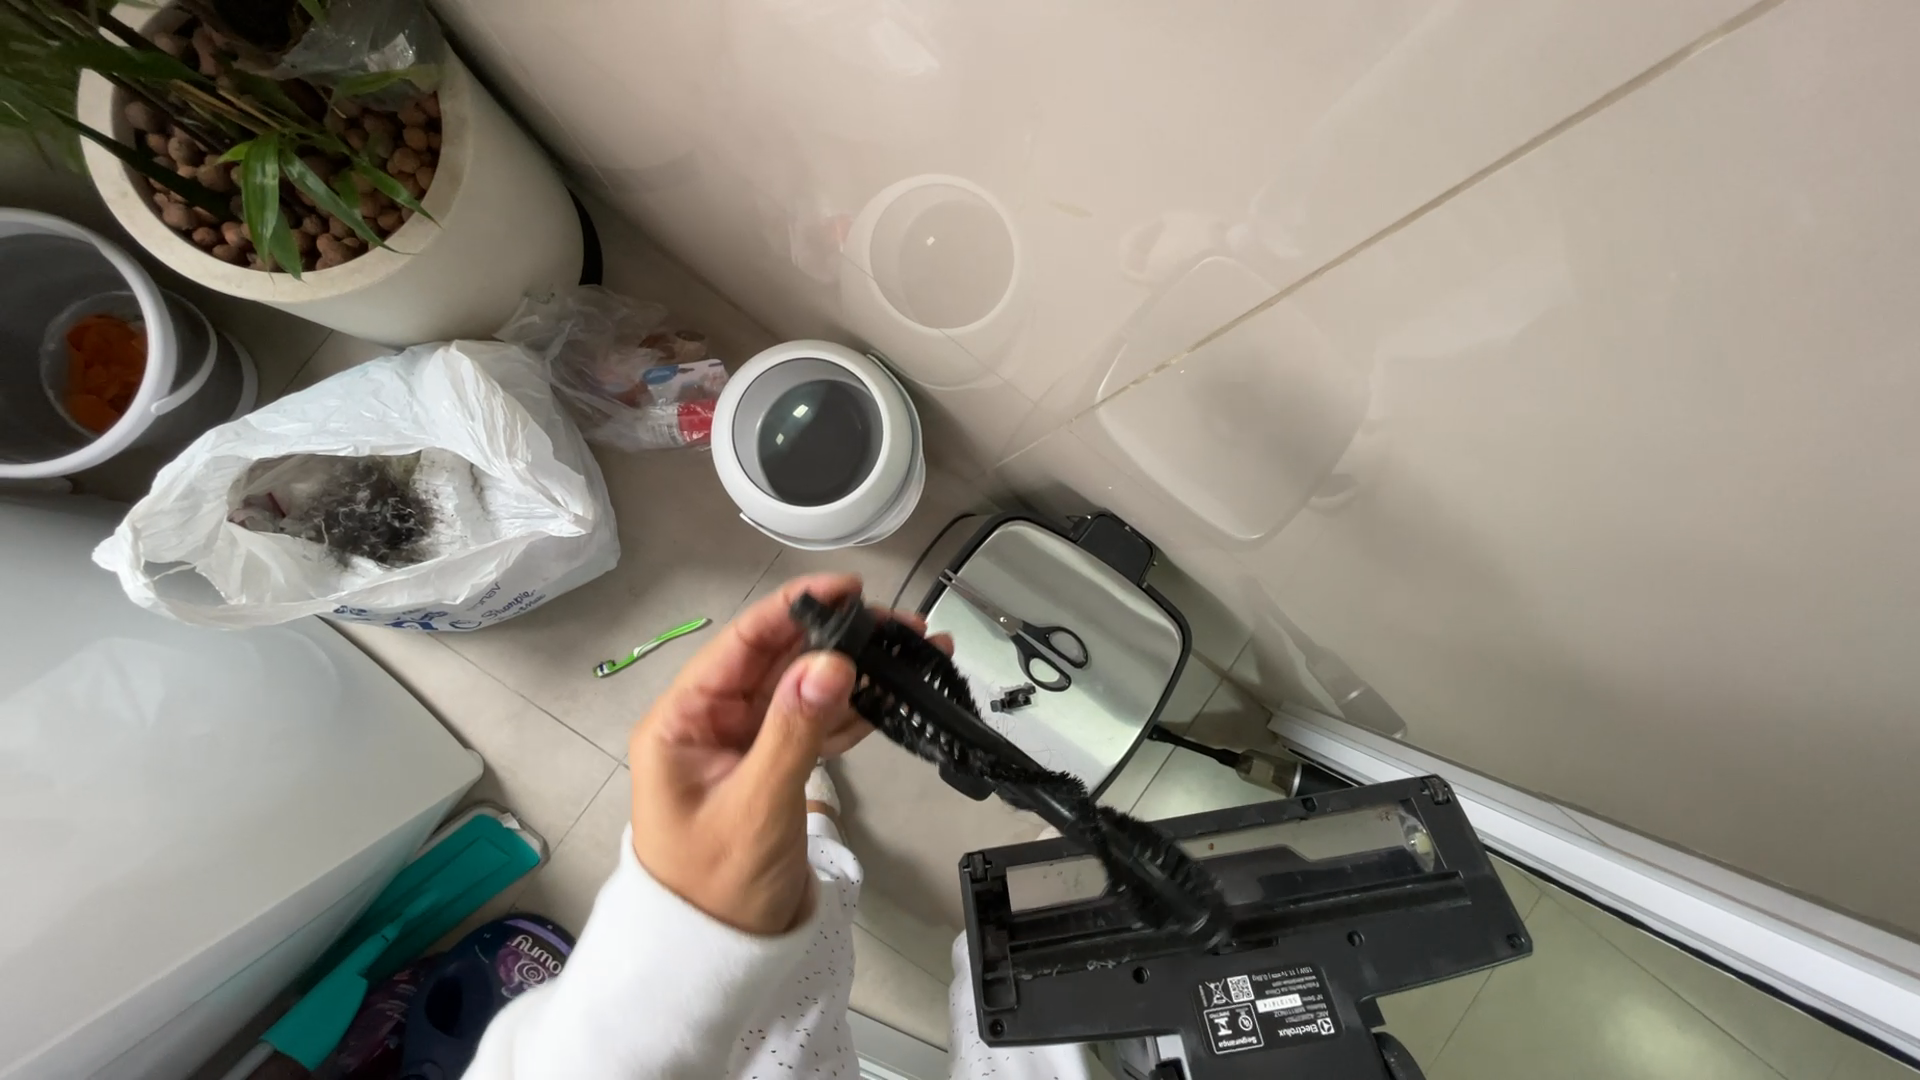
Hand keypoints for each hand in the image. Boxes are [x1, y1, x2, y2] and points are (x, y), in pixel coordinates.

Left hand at [627, 573, 944, 934]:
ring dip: (860, 669)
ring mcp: (751, 739)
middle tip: (902, 624)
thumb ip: (793, 730)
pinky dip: (858, 707)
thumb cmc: (716, 888)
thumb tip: (833, 661)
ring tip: (915, 650)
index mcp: (685, 719)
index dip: (794, 608)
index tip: (849, 587)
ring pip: (809, 686)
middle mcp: (716, 718)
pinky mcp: (779, 760)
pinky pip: (820, 721)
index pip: (742, 644)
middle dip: (841, 636)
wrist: (718, 959)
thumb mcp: (755, 807)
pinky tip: (896, 690)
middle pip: (783, 658)